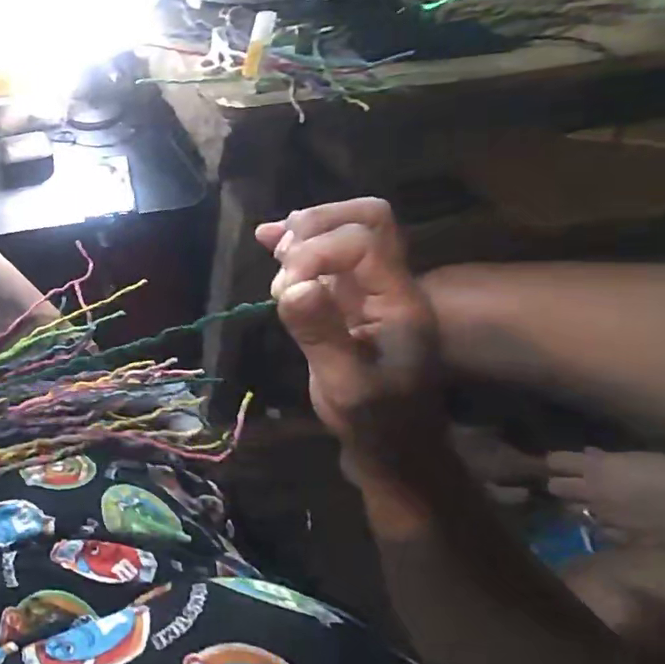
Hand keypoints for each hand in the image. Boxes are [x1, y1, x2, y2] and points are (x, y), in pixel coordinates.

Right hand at [255, 199, 442, 459]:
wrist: (392, 445)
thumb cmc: (375, 421)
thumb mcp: (345, 384)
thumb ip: (321, 332)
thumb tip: (293, 285)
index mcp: (398, 299)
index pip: (363, 240)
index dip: (317, 251)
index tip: (287, 290)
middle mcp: (387, 284)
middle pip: (365, 218)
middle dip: (315, 226)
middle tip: (281, 258)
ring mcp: (367, 288)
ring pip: (343, 229)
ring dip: (303, 233)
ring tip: (274, 257)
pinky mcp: (345, 297)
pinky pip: (327, 254)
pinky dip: (296, 243)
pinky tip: (267, 238)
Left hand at [547, 449, 664, 563]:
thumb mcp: (656, 460)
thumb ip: (616, 460)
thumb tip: (590, 457)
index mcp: (603, 468)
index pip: (554, 461)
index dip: (558, 462)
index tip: (566, 464)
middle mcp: (598, 494)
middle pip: (555, 488)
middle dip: (562, 485)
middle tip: (579, 486)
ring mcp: (613, 521)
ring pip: (575, 513)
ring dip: (583, 509)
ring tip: (599, 506)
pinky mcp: (632, 544)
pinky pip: (604, 535)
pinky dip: (608, 530)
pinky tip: (622, 527)